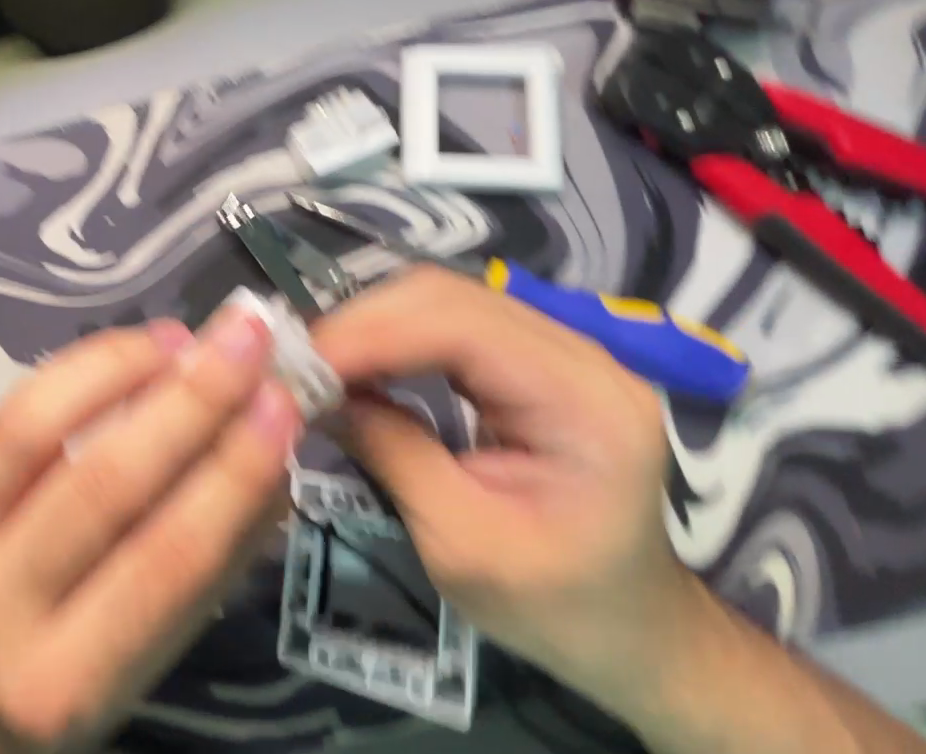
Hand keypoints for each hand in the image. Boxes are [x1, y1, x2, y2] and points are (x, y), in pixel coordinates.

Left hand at [0, 308, 304, 753]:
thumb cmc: (90, 668)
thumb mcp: (162, 643)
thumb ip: (220, 553)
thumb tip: (275, 445)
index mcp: (72, 678)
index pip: (164, 562)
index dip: (229, 477)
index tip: (283, 404)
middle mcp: (1, 610)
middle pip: (101, 486)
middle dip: (187, 404)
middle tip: (247, 340)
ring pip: (37, 432)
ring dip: (123, 370)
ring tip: (187, 337)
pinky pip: (11, 412)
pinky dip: (79, 368)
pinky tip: (139, 346)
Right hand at [309, 267, 703, 698]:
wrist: (628, 629)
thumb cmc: (554, 604)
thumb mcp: (461, 542)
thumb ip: (393, 453)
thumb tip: (315, 394)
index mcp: (583, 401)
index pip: (460, 327)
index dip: (370, 334)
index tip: (299, 365)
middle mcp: (580, 355)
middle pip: (448, 296)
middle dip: (361, 323)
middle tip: (296, 366)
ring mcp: (559, 350)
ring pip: (441, 299)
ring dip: (370, 325)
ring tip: (317, 365)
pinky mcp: (532, 359)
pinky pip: (447, 323)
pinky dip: (390, 336)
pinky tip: (357, 364)